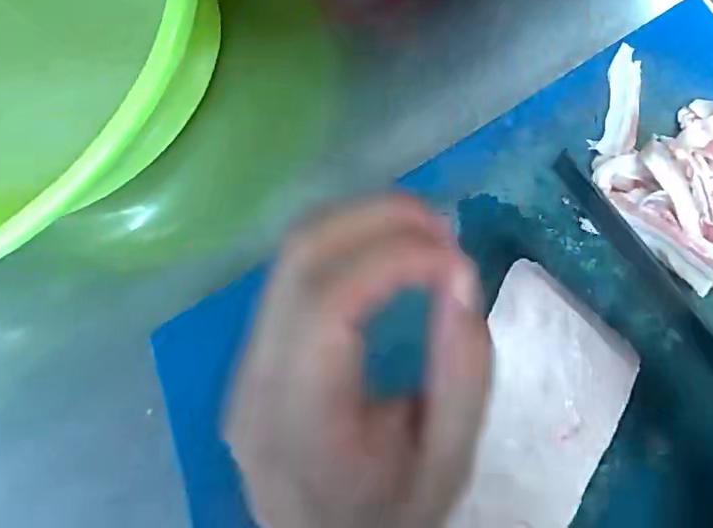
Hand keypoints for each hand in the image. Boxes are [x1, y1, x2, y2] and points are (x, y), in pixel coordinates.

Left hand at [225, 193, 492, 527]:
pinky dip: (356, 232)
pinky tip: (396, 246)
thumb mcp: (449, 460)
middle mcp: (257, 378)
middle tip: (447, 230)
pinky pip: (302, 259)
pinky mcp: (259, 339)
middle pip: (304, 252)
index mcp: (300, 421)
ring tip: (428, 233)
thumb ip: (464, 371)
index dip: (398, 258)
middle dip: (385, 215)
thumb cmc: (393, 510)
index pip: (329, 304)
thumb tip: (460, 272)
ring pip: (299, 242)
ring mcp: (248, 355)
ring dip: (370, 215)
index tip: (459, 261)